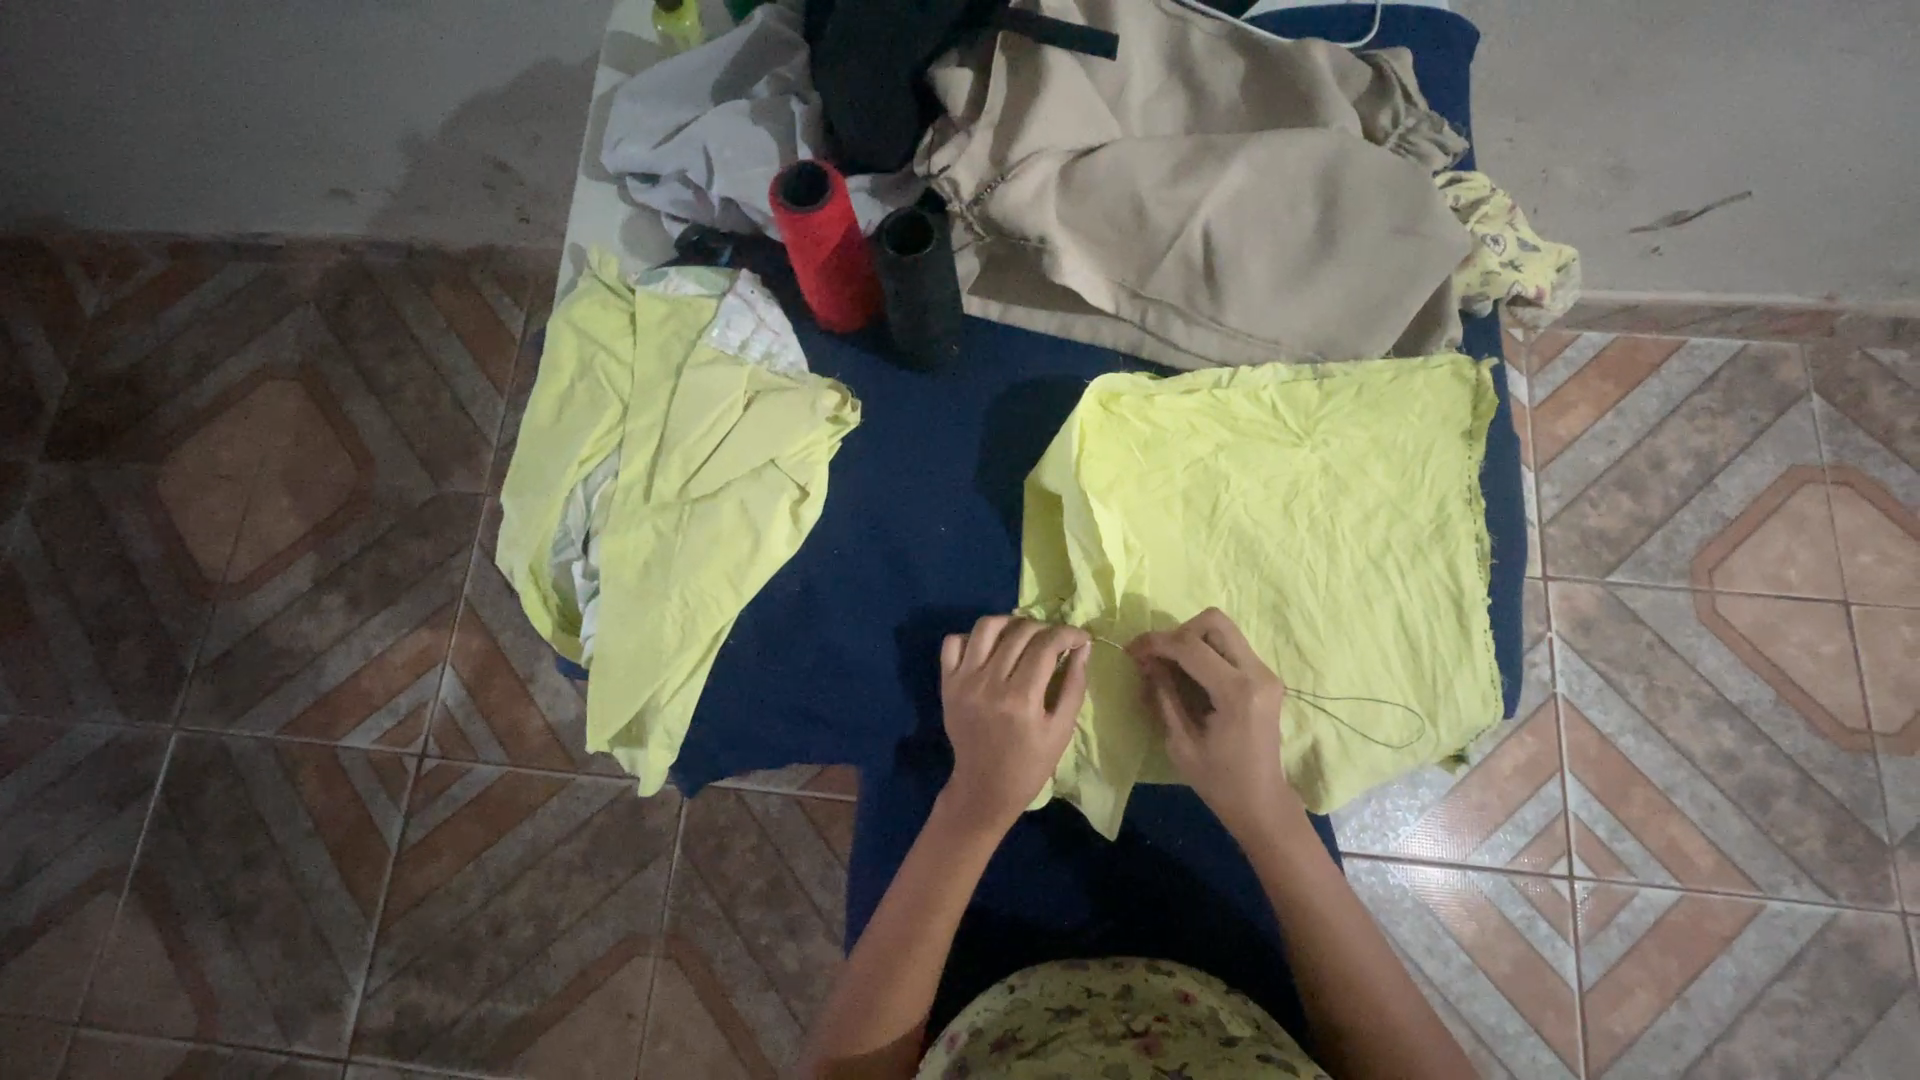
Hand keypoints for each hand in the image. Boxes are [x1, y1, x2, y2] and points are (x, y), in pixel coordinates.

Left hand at [939, 616, 1090, 831]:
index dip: (1068, 634)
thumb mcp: (1062, 730)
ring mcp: (963, 681)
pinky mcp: (947, 683)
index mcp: (1021, 699)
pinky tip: (991, 649)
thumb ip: (1074, 685)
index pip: (1046, 645)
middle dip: (1045, 628)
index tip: (1080, 638)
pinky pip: (953, 642)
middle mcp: (989, 683)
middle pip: (1019, 632)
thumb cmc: (1030, 764)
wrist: (984, 787)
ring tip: (1024, 635)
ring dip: (1010, 623)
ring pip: (986, 627)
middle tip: (1056, 640)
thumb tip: (1082, 647)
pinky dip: (973, 637)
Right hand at [1129, 608, 1304, 842]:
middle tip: (1157, 657)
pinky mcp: (1264, 678)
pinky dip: (1204, 651)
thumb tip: (1145, 661)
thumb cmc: (1218, 781)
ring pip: (1222, 630)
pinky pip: (1229, 647)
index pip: (1190, 646)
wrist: (1261, 802)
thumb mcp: (1180, 742)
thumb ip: (1163, 695)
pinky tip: (1188, 676)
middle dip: (1178, 633)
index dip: (1155, 642)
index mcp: (1237, 693)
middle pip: (1214, 622)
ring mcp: (1265, 673)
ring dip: (1191, 640)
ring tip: (1170, 666)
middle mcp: (1258, 674)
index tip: (1130, 652)